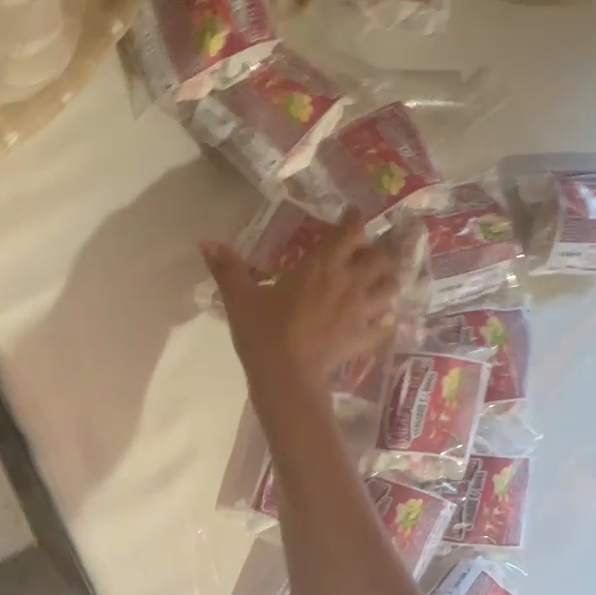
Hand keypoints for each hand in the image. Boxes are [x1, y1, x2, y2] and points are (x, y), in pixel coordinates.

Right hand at [201, 213, 400, 392]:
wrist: (287, 379)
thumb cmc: (263, 335)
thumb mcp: (239, 300)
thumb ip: (227, 269)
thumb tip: (206, 242)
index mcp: (322, 266)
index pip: (350, 231)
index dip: (354, 219)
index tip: (350, 215)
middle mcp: (349, 282)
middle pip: (380, 257)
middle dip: (374, 251)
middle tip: (361, 254)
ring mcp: (361, 311)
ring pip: (390, 286)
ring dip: (385, 281)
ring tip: (373, 283)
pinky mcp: (363, 338)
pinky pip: (383, 325)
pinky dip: (382, 320)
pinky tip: (372, 322)